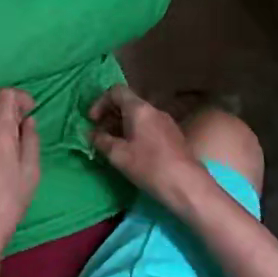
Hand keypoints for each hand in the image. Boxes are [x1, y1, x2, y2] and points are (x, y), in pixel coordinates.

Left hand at [0, 88, 40, 246]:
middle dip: (6, 98)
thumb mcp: (31, 169)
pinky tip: (3, 144)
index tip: (31, 108)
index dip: (20, 96)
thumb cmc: (11, 196)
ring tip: (14, 131)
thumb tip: (28, 122)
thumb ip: (31, 140)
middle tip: (22, 114)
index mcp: (0, 130)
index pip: (4, 95)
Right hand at [87, 85, 200, 204]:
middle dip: (109, 116)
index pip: (116, 91)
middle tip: (99, 136)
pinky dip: (134, 133)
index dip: (100, 103)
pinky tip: (131, 153)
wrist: (187, 185)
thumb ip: (101, 140)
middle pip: (127, 103)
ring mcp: (166, 122)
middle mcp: (154, 110)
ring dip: (121, 126)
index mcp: (139, 109)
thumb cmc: (149, 166)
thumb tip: (90, 133)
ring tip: (113, 146)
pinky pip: (148, 126)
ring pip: (138, 116)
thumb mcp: (118, 155)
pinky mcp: (173, 136)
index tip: (92, 122)